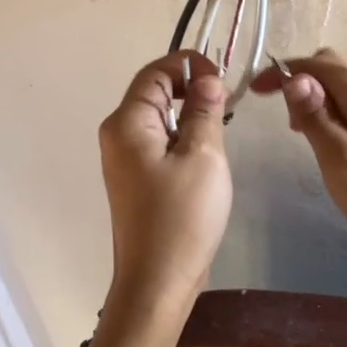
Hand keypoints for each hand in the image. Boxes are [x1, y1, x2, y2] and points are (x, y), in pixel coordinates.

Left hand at [99, 51, 231, 310]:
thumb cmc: (182, 216)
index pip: (156, 71)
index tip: (224, 81)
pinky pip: (160, 144)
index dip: (191, 66)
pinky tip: (206, 159)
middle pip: (155, 92)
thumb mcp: (203, 155)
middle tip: (229, 107)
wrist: (158, 281)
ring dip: (191, 117)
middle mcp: (117, 135)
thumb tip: (207, 79)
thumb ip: (205, 110)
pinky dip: (184, 139)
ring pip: (160, 119)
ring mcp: (124, 160)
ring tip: (221, 134)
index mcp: (126, 122)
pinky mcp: (136, 180)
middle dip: (193, 90)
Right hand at [252, 49, 346, 254]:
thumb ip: (316, 116)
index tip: (255, 92)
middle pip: (331, 67)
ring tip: (304, 135)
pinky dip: (332, 111)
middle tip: (288, 124)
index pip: (318, 64)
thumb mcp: (339, 158)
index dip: (283, 71)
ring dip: (315, 99)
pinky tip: (327, 140)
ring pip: (342, 86)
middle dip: (300, 83)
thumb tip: (294, 78)